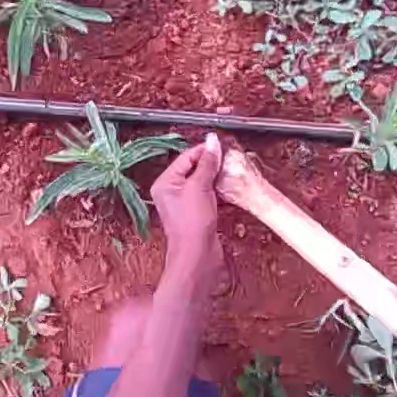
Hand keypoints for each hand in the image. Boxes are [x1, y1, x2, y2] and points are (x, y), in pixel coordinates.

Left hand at [151, 134, 223, 291]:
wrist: (197, 255)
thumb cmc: (192, 223)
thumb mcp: (200, 187)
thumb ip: (207, 163)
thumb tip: (212, 142)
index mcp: (165, 183)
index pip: (185, 157)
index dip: (204, 150)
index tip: (221, 145)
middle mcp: (171, 192)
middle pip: (193, 169)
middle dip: (211, 164)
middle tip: (229, 158)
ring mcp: (184, 204)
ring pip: (202, 183)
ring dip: (217, 177)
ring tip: (231, 172)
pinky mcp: (196, 214)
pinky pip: (208, 196)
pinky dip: (218, 191)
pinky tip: (229, 189)